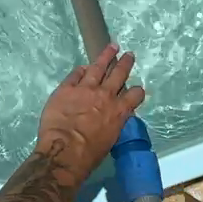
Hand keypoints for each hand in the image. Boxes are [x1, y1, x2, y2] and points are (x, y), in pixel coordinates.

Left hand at [35, 45, 143, 180]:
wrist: (65, 150)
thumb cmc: (89, 154)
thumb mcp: (110, 139)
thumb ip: (112, 123)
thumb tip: (111, 118)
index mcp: (119, 111)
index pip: (135, 95)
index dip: (137, 91)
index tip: (137, 89)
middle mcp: (105, 96)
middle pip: (119, 74)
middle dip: (125, 63)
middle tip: (129, 54)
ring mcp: (85, 89)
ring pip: (98, 67)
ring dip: (106, 56)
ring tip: (112, 47)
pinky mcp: (66, 89)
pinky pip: (75, 75)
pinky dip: (80, 70)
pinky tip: (83, 67)